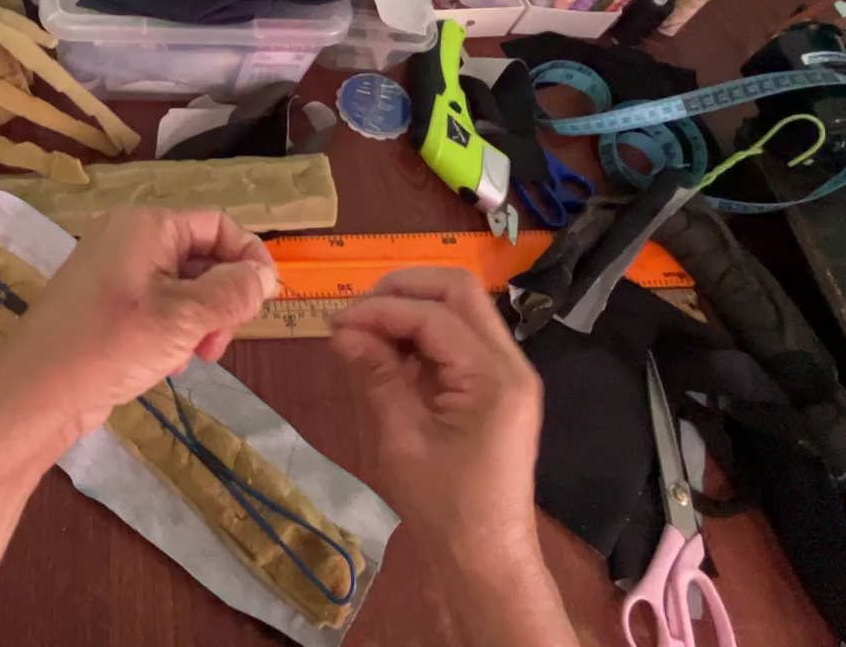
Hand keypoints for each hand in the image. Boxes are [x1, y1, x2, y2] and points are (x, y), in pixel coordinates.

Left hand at [0, 207, 277, 441]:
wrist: (34, 393)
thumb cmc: (110, 344)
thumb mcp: (182, 318)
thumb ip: (232, 292)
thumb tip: (267, 274)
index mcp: (147, 225)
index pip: (218, 224)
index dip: (248, 258)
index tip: (263, 302)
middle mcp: (130, 237)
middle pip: (201, 255)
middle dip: (222, 298)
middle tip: (219, 343)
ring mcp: (114, 270)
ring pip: (182, 285)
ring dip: (200, 320)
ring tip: (193, 356)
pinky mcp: (106, 302)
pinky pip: (157, 305)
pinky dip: (173, 330)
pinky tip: (168, 362)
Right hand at [329, 269, 544, 562]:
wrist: (486, 557)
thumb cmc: (445, 507)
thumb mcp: (402, 438)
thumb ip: (377, 374)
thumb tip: (341, 330)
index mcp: (492, 378)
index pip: (432, 315)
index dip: (380, 310)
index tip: (337, 323)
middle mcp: (508, 363)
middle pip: (457, 289)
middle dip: (400, 289)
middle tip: (356, 313)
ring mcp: (505, 370)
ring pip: (458, 305)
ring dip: (409, 306)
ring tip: (366, 330)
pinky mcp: (493, 381)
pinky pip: (456, 333)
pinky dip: (419, 329)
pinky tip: (387, 350)